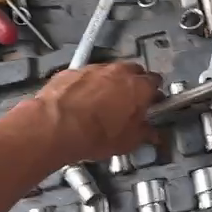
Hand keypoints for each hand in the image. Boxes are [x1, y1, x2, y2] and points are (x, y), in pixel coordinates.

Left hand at [31, 62, 160, 163]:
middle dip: (133, 84)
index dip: (154, 94)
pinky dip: (86, 86)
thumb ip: (145, 133)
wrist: (55, 127)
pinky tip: (81, 103)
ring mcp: (94, 69)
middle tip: (128, 103)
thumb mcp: (129, 142)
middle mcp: (119, 72)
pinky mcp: (72, 72)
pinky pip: (85, 75)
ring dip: (109, 84)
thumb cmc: (92, 133)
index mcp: (140, 87)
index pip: (156, 82)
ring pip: (109, 71)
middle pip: (134, 71)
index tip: (151, 104)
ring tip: (102, 105)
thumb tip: (149, 133)